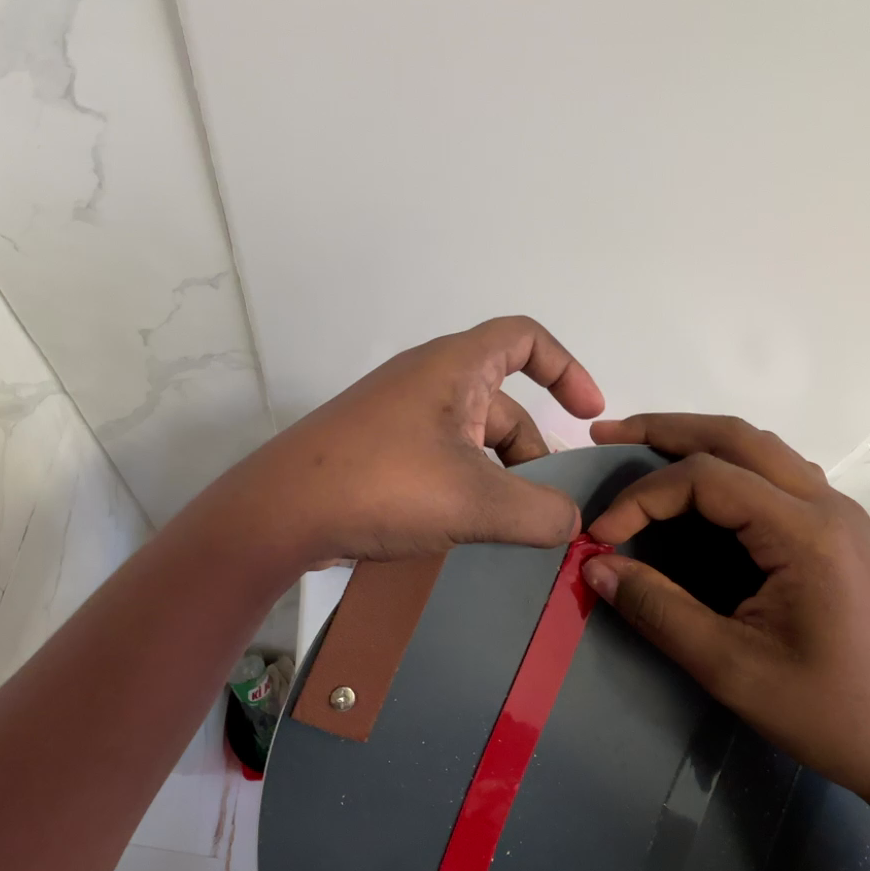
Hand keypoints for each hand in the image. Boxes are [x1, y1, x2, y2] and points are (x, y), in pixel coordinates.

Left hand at [217, 316, 604, 566]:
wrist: (279, 513)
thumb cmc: (384, 485)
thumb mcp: (475, 502)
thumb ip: (540, 513)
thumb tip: (572, 522)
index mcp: (453, 368)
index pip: (524, 338)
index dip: (567, 367)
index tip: (590, 413)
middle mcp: (426, 382)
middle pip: (502, 403)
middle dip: (533, 454)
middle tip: (544, 509)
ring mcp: (397, 418)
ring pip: (471, 439)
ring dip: (498, 478)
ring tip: (508, 530)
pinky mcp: (376, 452)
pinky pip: (440, 460)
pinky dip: (464, 488)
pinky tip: (466, 532)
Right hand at [580, 414, 869, 808]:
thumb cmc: (831, 714)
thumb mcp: (731, 668)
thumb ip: (659, 610)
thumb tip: (594, 566)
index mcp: (806, 532)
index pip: (706, 479)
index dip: (642, 498)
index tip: (601, 537)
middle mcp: (826, 506)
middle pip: (736, 437)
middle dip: (664, 430)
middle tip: (605, 435)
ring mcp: (838, 516)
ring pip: (759, 448)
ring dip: (697, 440)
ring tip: (641, 449)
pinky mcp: (838, 534)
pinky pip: (775, 474)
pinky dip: (726, 465)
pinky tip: (698, 492)